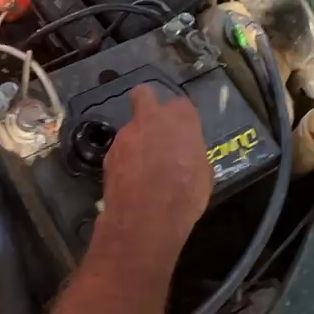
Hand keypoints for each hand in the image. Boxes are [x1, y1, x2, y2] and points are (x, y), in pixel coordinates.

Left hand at [97, 86, 212, 271]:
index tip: (185, 132)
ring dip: (138, 141)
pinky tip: (133, 180)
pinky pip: (121, 151)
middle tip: (155, 126)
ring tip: (145, 168)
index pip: (182, 105)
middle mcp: (150, 119)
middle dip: (148, 103)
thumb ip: (193, 153)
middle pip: (145, 94)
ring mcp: (126, 135)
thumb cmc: (185, 195)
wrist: (145, 218)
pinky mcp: (109, 154)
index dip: (183, 118)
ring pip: (131, 128)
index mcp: (180, 119)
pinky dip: (127, 160)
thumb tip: (187, 153)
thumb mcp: (203, 174)